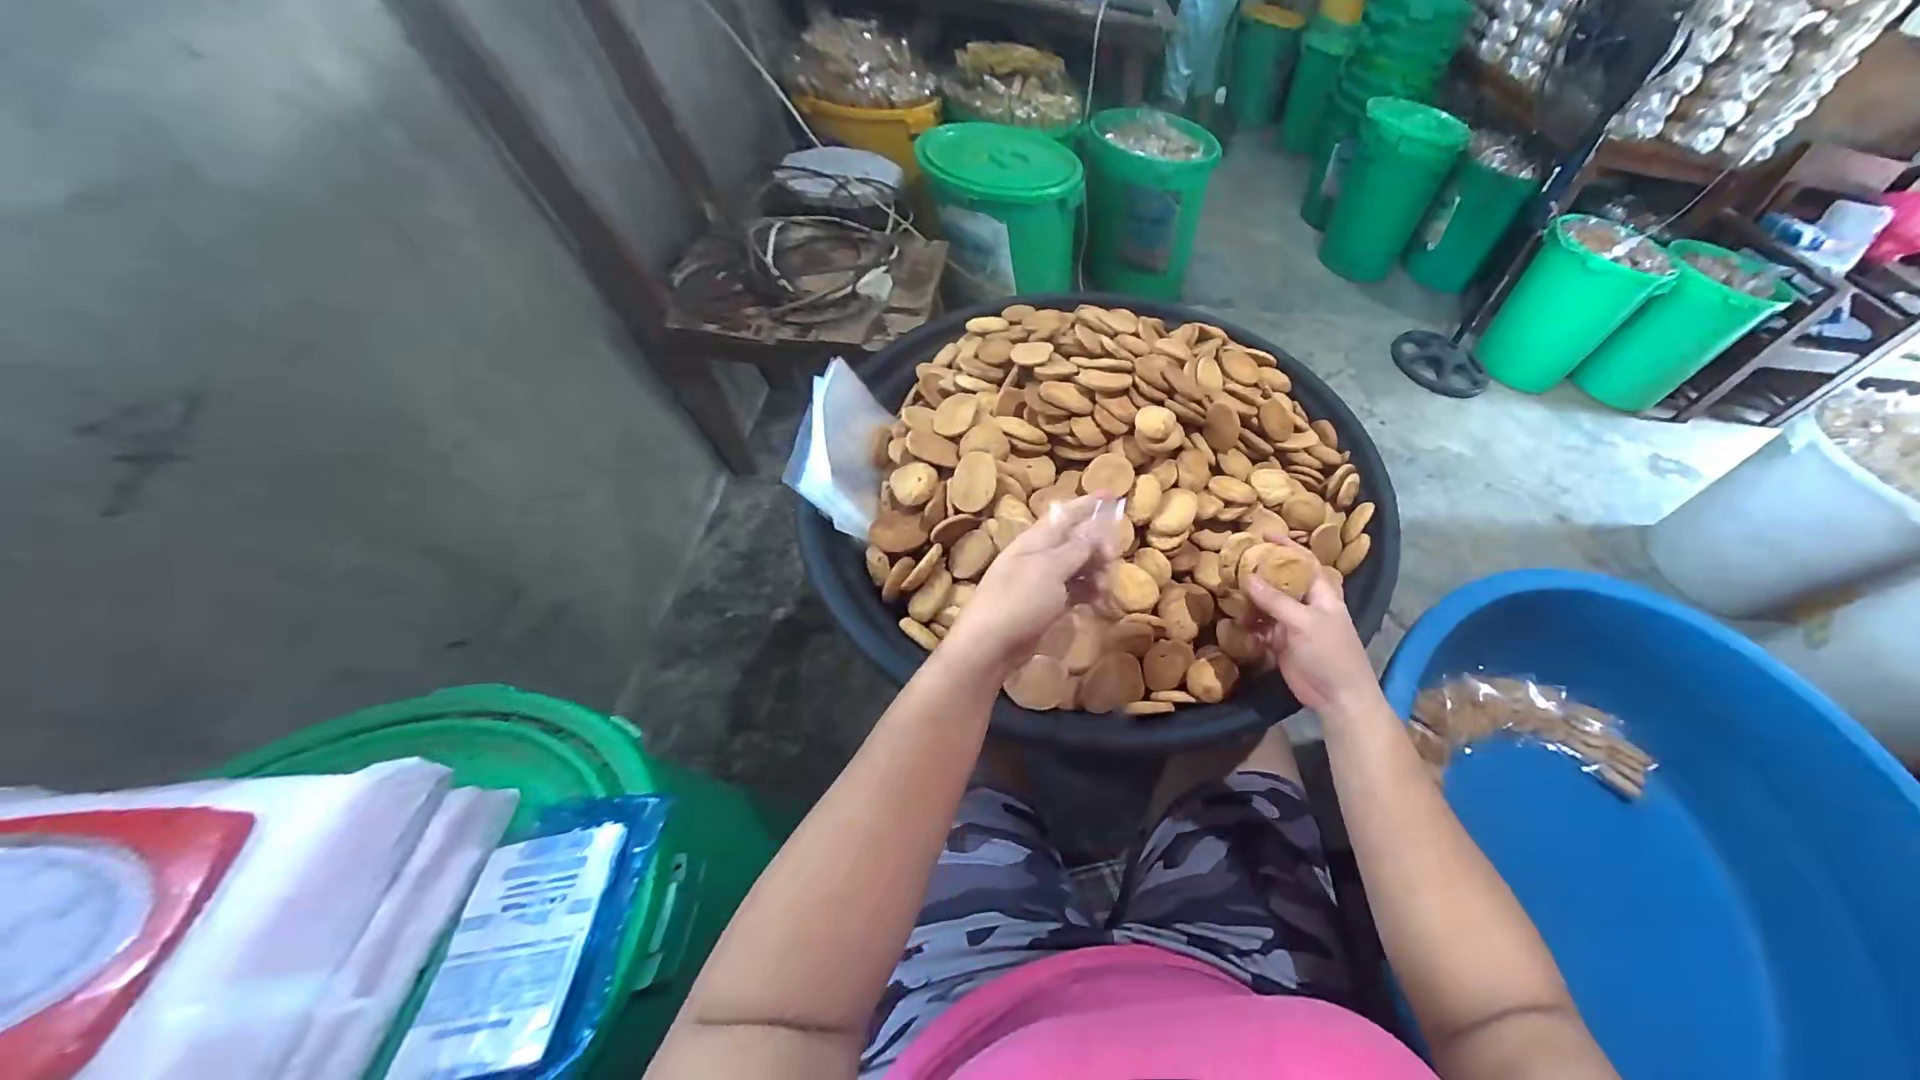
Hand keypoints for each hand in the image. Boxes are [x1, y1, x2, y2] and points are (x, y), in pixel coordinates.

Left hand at [941, 496, 1115, 674]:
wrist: (989, 646)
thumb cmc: (1018, 601)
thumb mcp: (1049, 569)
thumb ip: (1075, 547)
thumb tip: (1096, 526)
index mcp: (1035, 539)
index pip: (1065, 514)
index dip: (1087, 504)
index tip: (1112, 495)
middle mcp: (1038, 555)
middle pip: (1076, 541)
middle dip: (1099, 547)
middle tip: (1112, 561)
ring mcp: (1041, 581)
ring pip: (1078, 567)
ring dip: (1096, 574)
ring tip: (1105, 591)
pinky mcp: (1045, 605)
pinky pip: (1074, 591)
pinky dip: (1088, 594)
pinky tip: (1100, 604)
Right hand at [1245, 537, 1379, 714]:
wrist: (1339, 697)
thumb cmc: (1330, 654)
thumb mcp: (1304, 623)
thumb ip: (1275, 601)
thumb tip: (1248, 578)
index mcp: (1322, 595)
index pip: (1305, 562)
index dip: (1287, 547)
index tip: (1264, 534)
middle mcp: (1307, 606)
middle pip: (1281, 582)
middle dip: (1260, 573)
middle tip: (1235, 564)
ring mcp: (1293, 625)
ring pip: (1267, 605)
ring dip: (1250, 602)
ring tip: (1230, 596)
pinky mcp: (1281, 644)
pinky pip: (1261, 627)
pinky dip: (1249, 625)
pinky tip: (1237, 625)